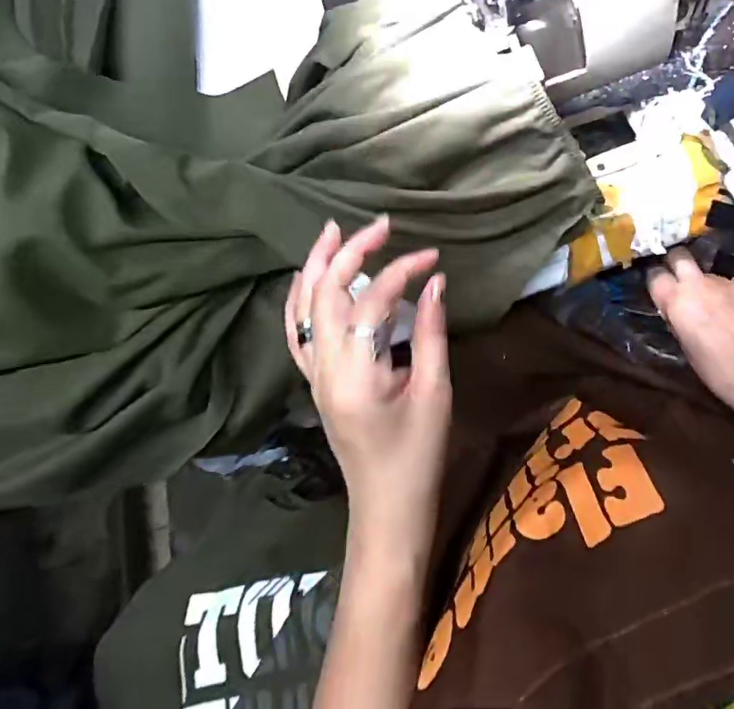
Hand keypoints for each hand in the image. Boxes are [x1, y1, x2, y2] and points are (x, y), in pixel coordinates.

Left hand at [285, 216, 451, 538]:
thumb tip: (435, 280)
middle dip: (349, 253)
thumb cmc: (418, 457)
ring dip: (317, 266)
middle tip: (379, 225)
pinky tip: (311, 277)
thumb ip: (432, 333)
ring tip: (333, 231)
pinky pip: (297, 331)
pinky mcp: (314, 381)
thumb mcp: (435, 393)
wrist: (386, 508)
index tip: (432, 256)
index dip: (401, 271)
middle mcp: (324, 370)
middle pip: (325, 294)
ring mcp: (313, 376)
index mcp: (355, 375)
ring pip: (303, 308)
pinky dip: (302, 298)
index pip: (372, 303)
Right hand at [647, 250, 733, 411]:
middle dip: (677, 263)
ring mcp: (728, 284)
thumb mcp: (685, 345)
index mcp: (678, 301)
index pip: (655, 275)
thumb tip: (674, 309)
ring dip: (708, 286)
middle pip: (680, 256)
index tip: (659, 288)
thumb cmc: (716, 370)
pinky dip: (730, 296)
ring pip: (709, 275)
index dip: (656, 280)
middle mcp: (700, 285)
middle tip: (680, 279)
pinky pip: (732, 285)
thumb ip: (677, 318)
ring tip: (717, 308)